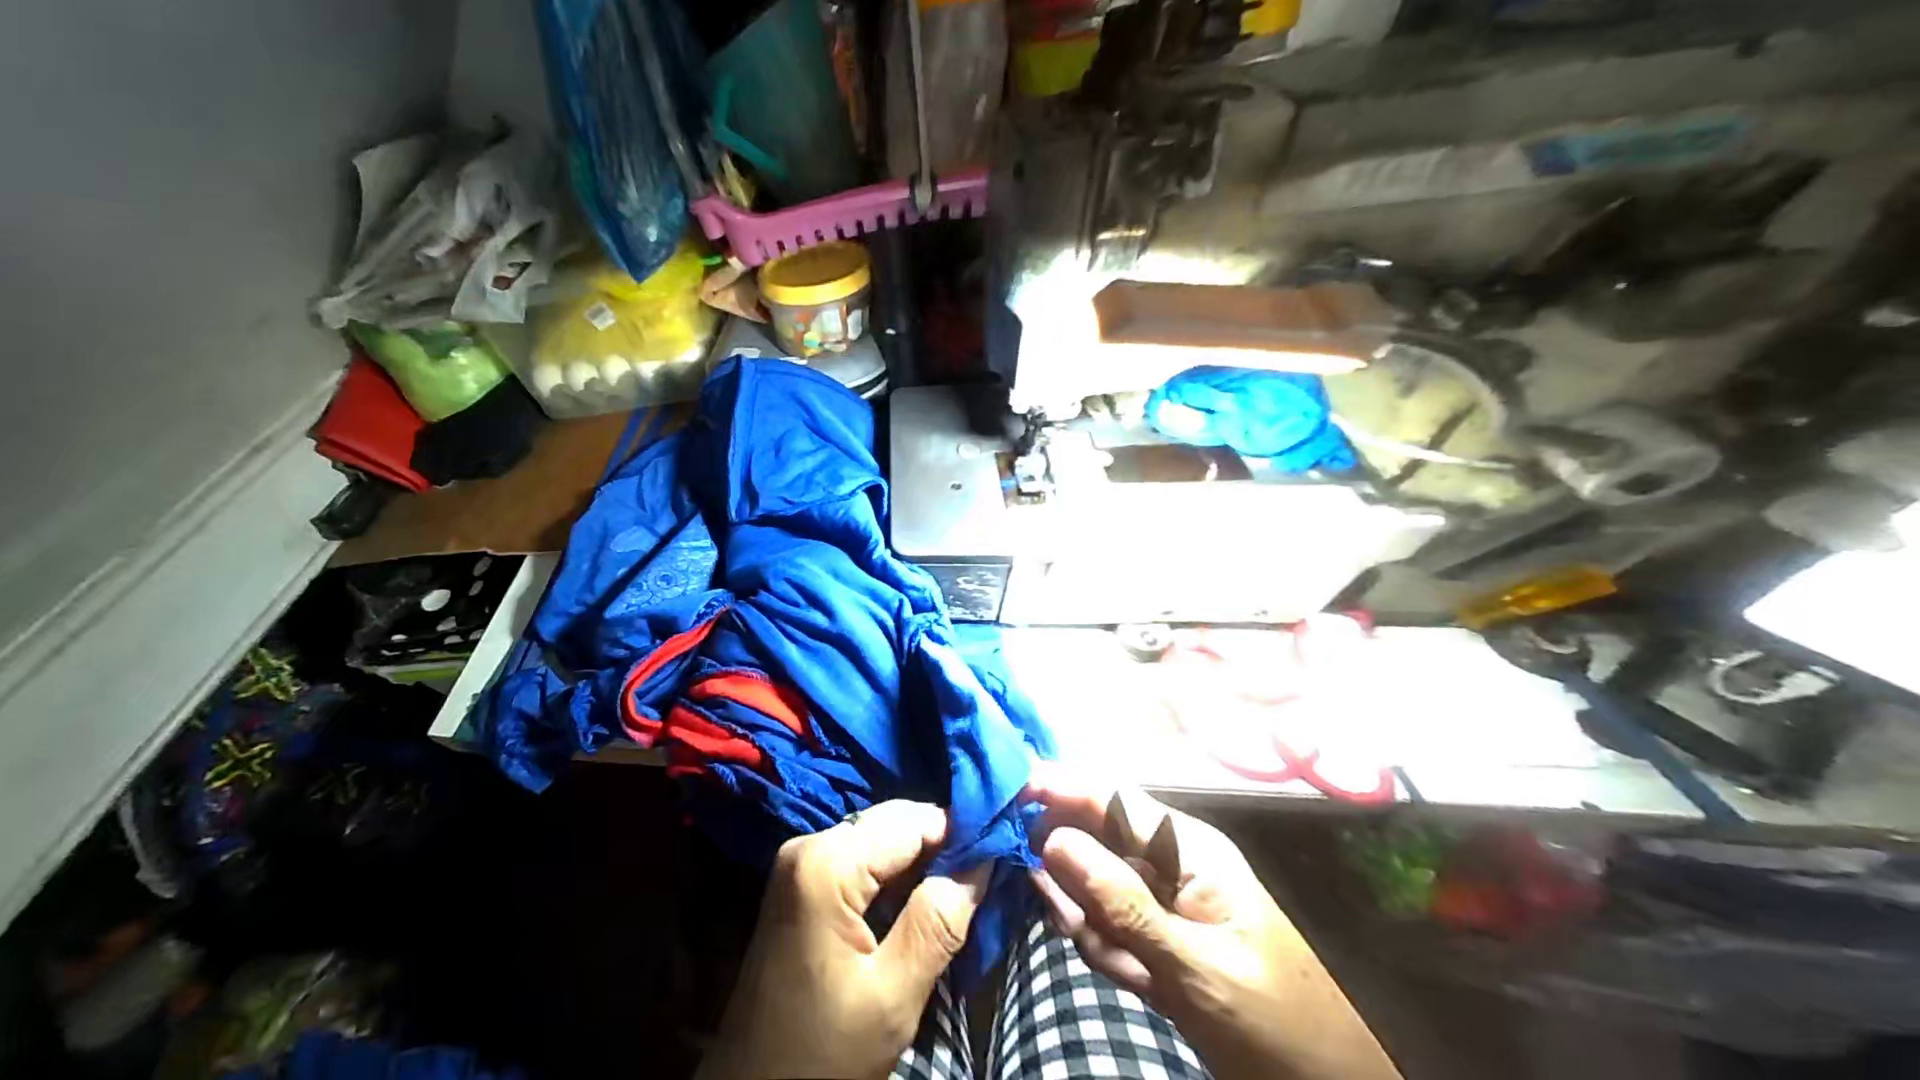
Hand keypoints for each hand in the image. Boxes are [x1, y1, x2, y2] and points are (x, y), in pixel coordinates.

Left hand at [698, 801, 990, 1079]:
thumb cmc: (821, 1055)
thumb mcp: (892, 996)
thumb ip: (938, 921)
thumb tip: (984, 858)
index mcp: (827, 863)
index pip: (914, 821)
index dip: (962, 835)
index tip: (1001, 858)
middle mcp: (809, 845)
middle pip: (895, 824)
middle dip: (943, 847)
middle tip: (985, 880)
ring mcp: (801, 863)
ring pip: (882, 840)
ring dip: (922, 863)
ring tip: (961, 893)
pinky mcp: (802, 884)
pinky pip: (863, 861)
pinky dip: (896, 877)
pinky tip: (921, 903)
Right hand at [1026, 767, 1399, 1079]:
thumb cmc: (1271, 1018)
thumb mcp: (1193, 965)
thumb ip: (1121, 902)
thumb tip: (1052, 839)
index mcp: (1188, 847)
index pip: (1110, 798)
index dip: (1058, 787)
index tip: (1006, 790)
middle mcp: (1168, 860)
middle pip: (1092, 841)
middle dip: (1075, 883)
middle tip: (1078, 924)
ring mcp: (1158, 896)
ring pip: (1092, 888)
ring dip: (1094, 928)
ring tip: (1129, 968)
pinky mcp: (1152, 930)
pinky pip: (1105, 922)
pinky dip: (1107, 950)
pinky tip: (1136, 979)